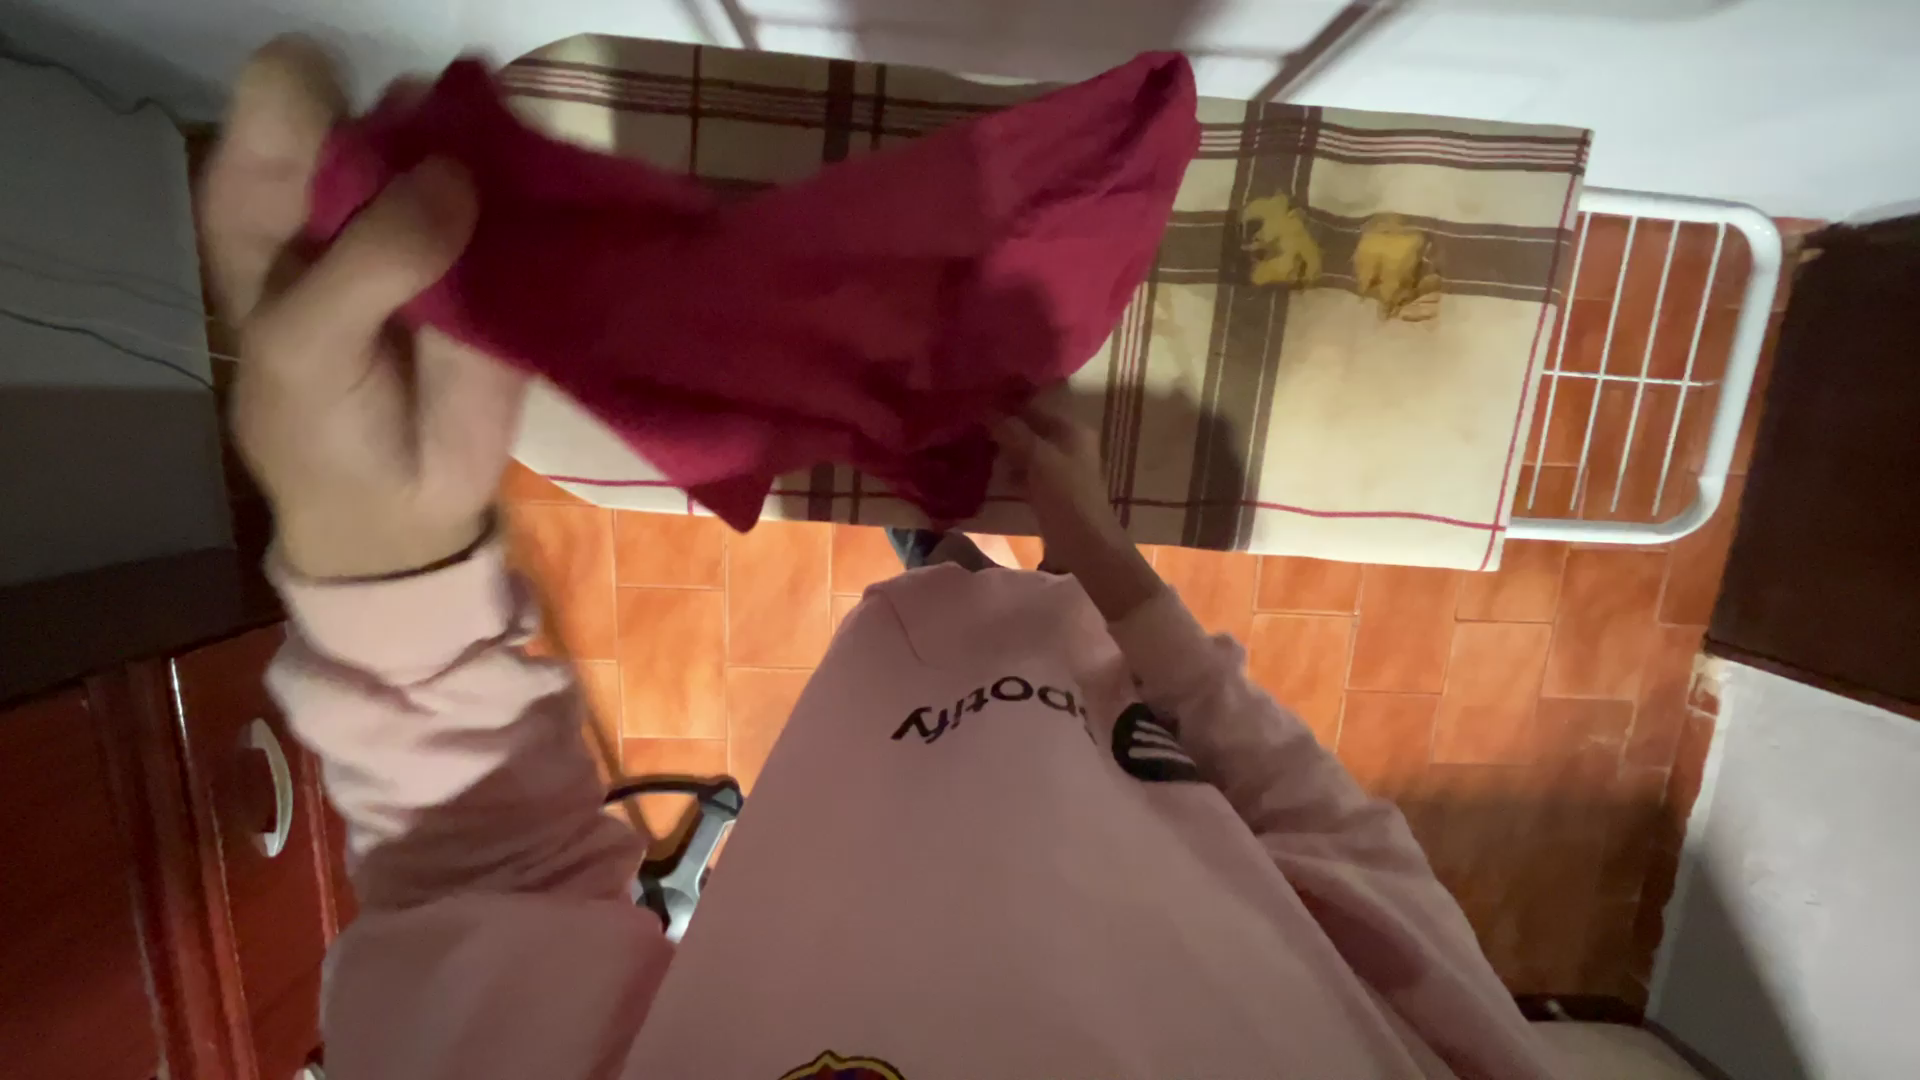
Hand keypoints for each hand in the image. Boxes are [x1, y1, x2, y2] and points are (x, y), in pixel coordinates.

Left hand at [201, 38, 526, 579]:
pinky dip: (549, 225)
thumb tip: (459, 177)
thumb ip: (370, 259)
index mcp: (278, 203)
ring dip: (507, 169)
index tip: (385, 148)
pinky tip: (565, 223)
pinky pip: (532, 240)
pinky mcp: (511, 288)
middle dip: (438, 129)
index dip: (335, 107)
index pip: (294, 102)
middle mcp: (363, 205)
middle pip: (398, 122)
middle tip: (477, 167)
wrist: (404, 510)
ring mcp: (447, 244)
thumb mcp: (308, 343)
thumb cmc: (321, 427)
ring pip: (477, 173)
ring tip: (531, 190)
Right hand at [994, 395, 1161, 620]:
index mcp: (1072, 430)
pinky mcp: (1051, 491)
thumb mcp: (1039, 459)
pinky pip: (1027, 473)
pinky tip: (991, 473)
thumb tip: (987, 410)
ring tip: (974, 446)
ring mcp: (1060, 469)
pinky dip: (1011, 472)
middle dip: (1003, 428)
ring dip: (1004, 450)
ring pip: (1027, 452)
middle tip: (969, 425)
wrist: (1085, 544)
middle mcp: (1068, 444)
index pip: (1035, 408)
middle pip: (1030, 429)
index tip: (977, 403)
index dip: (1008, 405)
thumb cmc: (1066, 496)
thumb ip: (1014, 433)